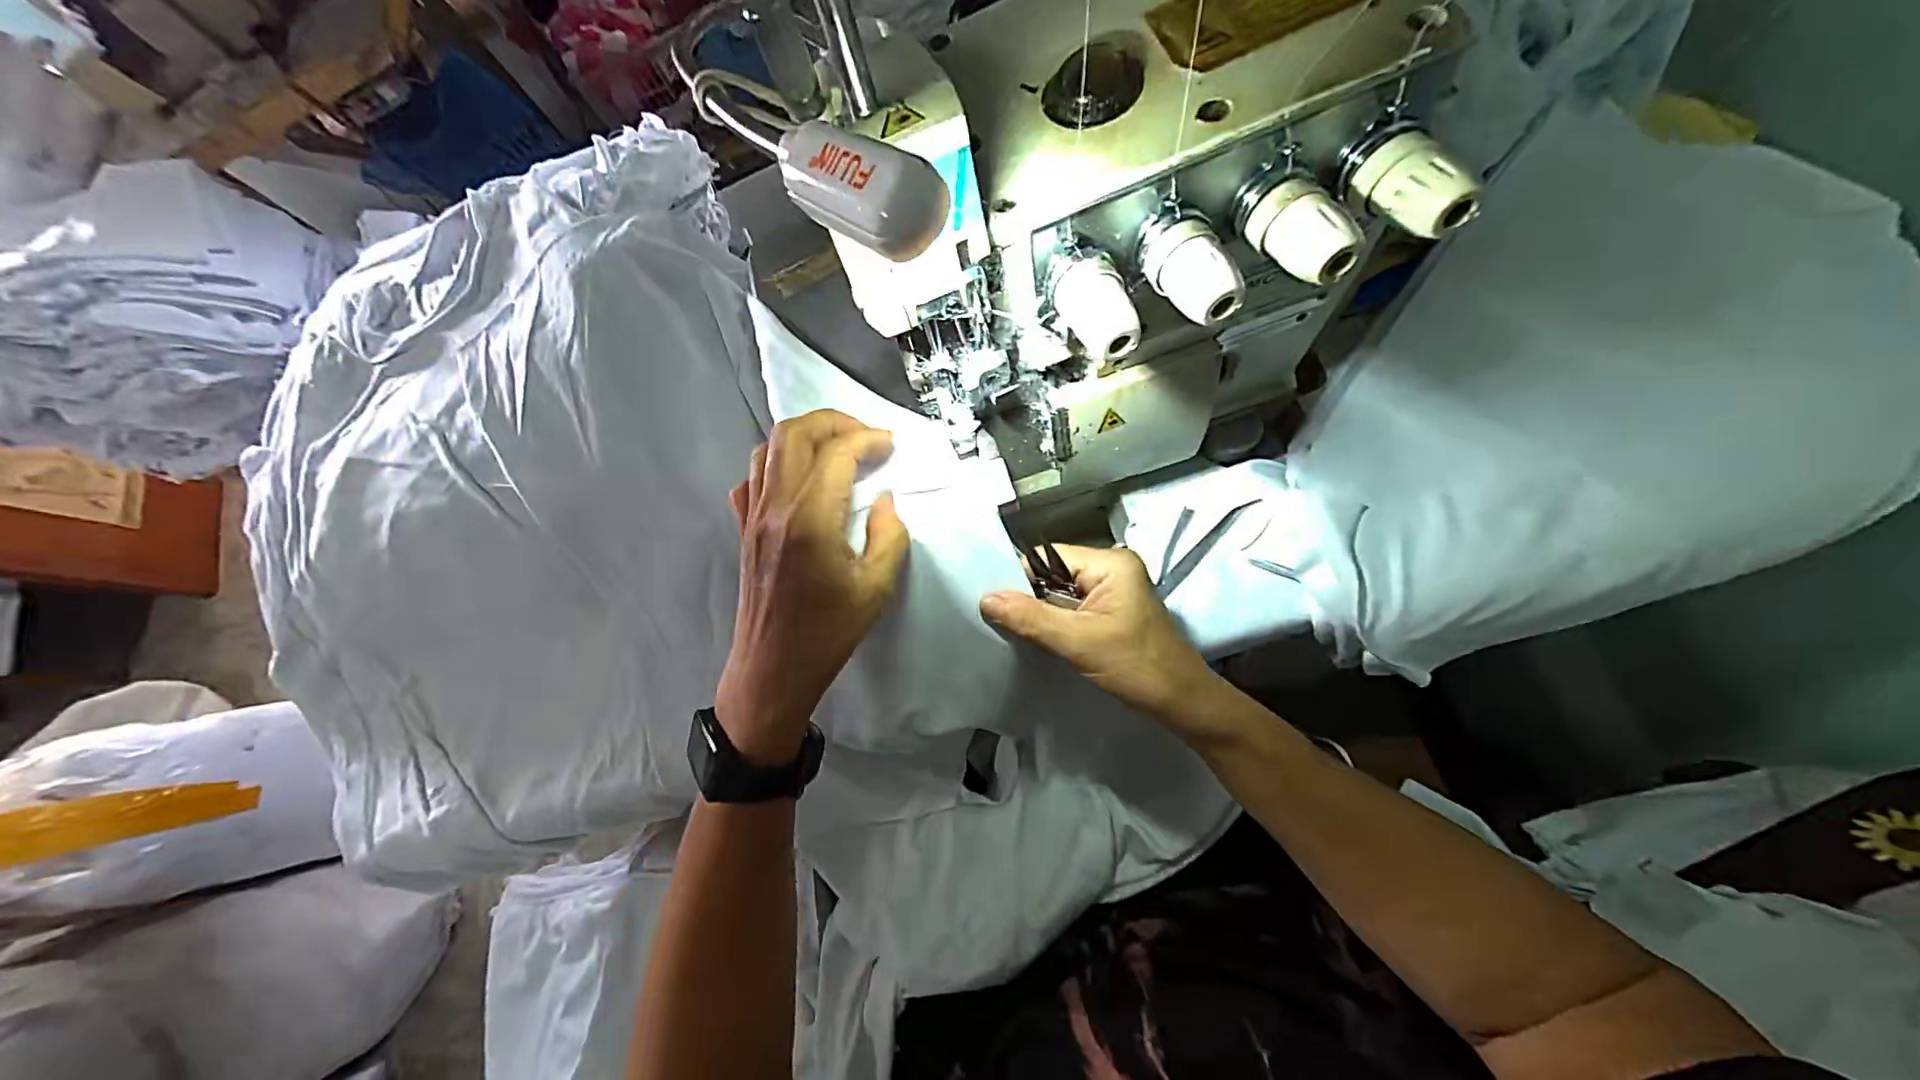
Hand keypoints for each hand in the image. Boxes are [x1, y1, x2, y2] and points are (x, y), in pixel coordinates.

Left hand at [716, 410, 909, 763]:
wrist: (773, 668)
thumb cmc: (828, 633)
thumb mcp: (876, 588)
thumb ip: (888, 535)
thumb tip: (883, 499)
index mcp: (810, 520)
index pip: (837, 453)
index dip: (868, 438)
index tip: (890, 443)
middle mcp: (775, 508)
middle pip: (794, 433)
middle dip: (833, 422)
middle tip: (865, 436)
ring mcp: (752, 517)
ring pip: (768, 448)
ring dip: (804, 437)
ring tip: (836, 450)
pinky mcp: (743, 530)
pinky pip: (752, 479)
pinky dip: (778, 465)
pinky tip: (800, 482)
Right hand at [979, 545, 1226, 738]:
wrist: (1184, 704)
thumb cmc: (1137, 668)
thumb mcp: (1079, 642)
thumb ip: (1031, 618)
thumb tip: (986, 598)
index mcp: (1110, 564)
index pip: (1049, 557)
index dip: (1018, 576)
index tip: (988, 598)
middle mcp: (1111, 570)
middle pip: (1052, 574)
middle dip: (1026, 597)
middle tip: (994, 617)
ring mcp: (1111, 594)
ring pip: (1059, 595)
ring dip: (1038, 613)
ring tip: (1009, 629)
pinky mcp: (1109, 615)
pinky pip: (1070, 611)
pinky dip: (1052, 624)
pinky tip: (1034, 639)